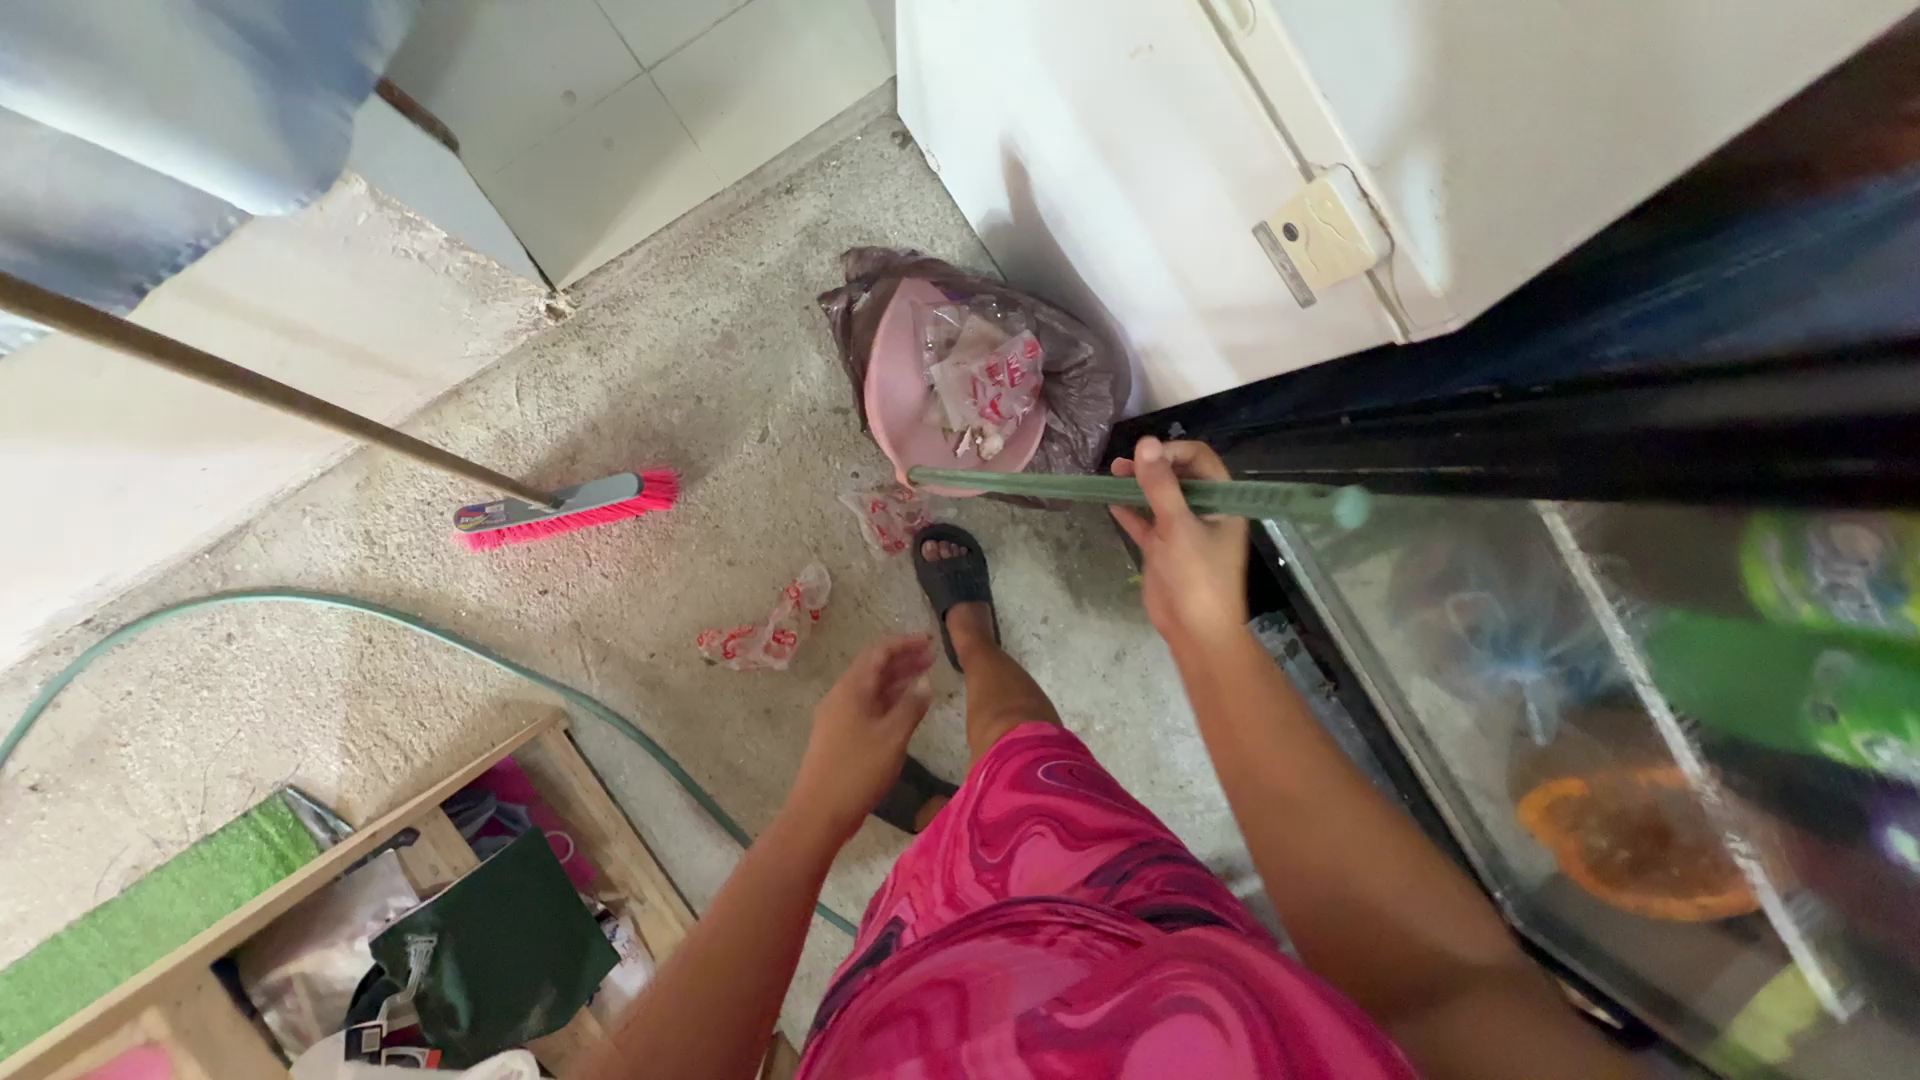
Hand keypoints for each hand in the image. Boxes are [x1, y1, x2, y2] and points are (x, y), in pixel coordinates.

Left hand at [785, 634, 935, 843]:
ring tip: (925, 680)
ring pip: (871, 688)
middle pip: (874, 667)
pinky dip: (889, 701)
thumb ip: (912, 705)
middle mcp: (842, 695)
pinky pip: (867, 706)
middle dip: (903, 660)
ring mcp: (838, 716)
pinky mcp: (839, 735)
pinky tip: (906, 710)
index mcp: (851, 688)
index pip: (879, 651)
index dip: (905, 642)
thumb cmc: (858, 770)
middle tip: (932, 659)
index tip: (931, 640)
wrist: (818, 813)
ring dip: (897, 681)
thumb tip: (925, 682)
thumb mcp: (893, 736)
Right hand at [1110, 437, 1249, 647]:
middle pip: (1177, 476)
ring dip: (1138, 486)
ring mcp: (1183, 531)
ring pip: (1159, 498)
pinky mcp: (1164, 549)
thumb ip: (1160, 485)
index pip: (1199, 460)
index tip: (1144, 455)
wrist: (1196, 631)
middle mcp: (1204, 511)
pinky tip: (1111, 503)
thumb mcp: (1178, 526)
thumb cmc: (1197, 576)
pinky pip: (1146, 523)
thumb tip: (1145, 443)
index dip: (1172, 452)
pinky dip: (1130, 512)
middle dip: (1151, 467)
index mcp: (1221, 502)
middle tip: (1122, 465)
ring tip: (1112, 476)